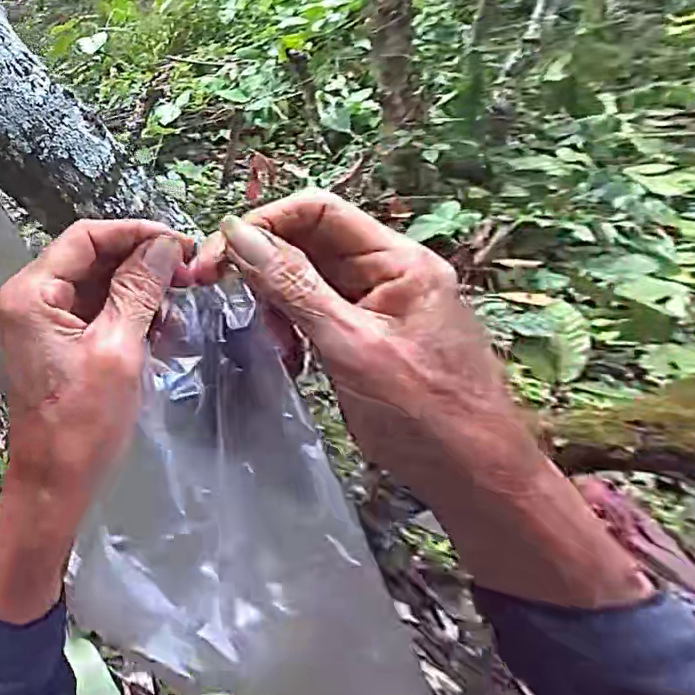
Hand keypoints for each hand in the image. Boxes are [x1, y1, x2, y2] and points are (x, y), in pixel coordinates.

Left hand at [0, 220, 191, 623]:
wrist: (55, 484)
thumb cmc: (83, 422)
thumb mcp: (118, 349)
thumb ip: (139, 289)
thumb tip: (165, 245)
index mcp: (32, 292)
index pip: (85, 237)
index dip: (135, 233)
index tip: (181, 243)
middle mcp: (31, 296)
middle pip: (92, 257)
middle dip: (142, 262)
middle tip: (190, 275)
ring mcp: (44, 318)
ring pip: (99, 282)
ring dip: (141, 290)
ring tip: (181, 309)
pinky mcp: (59, 338)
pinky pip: (98, 309)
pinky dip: (131, 313)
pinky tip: (164, 330)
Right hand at [191, 191, 648, 608]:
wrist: (478, 483)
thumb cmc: (426, 416)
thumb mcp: (351, 346)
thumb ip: (294, 287)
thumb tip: (239, 234)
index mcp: (397, 261)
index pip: (317, 211)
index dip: (263, 223)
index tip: (220, 256)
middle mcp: (384, 270)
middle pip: (304, 240)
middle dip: (258, 263)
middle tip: (215, 288)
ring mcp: (372, 300)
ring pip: (299, 275)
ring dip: (271, 301)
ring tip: (272, 343)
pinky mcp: (359, 328)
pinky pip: (308, 307)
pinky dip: (286, 324)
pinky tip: (286, 355)